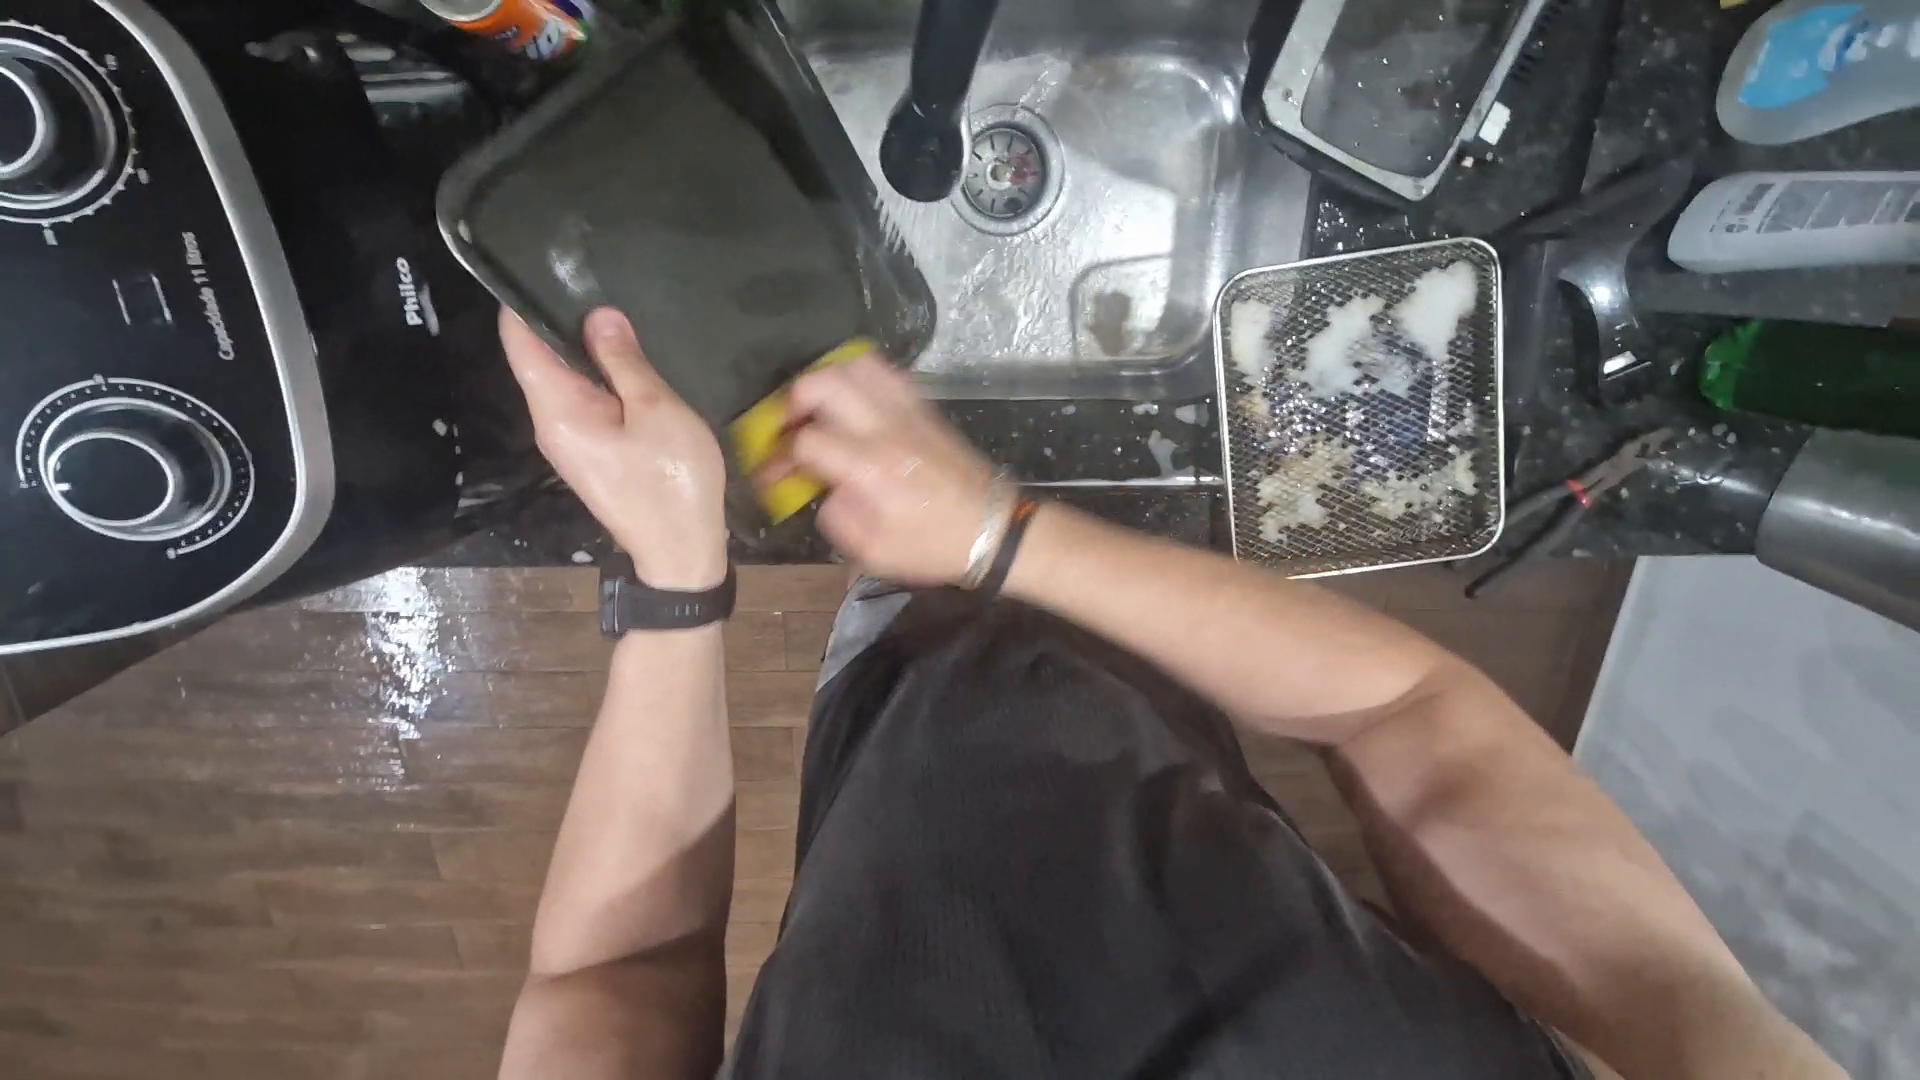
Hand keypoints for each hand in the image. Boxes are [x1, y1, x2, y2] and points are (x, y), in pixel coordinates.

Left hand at [500, 307, 727, 588]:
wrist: (682, 551)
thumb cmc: (672, 481)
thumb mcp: (657, 412)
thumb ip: (625, 362)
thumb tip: (599, 316)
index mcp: (557, 410)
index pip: (520, 340)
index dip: (527, 300)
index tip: (553, 264)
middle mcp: (552, 424)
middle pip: (541, 358)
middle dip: (566, 321)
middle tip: (602, 283)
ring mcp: (571, 442)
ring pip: (567, 381)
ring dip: (589, 351)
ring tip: (622, 318)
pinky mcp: (593, 455)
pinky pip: (586, 403)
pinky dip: (602, 379)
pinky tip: (631, 366)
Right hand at [763, 353, 996, 585]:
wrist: (994, 529)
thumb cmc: (934, 546)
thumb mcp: (874, 551)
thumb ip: (837, 517)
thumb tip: (825, 491)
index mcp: (870, 469)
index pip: (807, 440)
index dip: (779, 456)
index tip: (773, 473)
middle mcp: (886, 430)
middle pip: (825, 384)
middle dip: (793, 401)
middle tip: (788, 425)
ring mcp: (908, 414)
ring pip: (857, 366)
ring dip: (827, 380)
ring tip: (819, 408)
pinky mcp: (925, 410)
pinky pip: (889, 375)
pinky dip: (862, 378)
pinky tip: (855, 402)